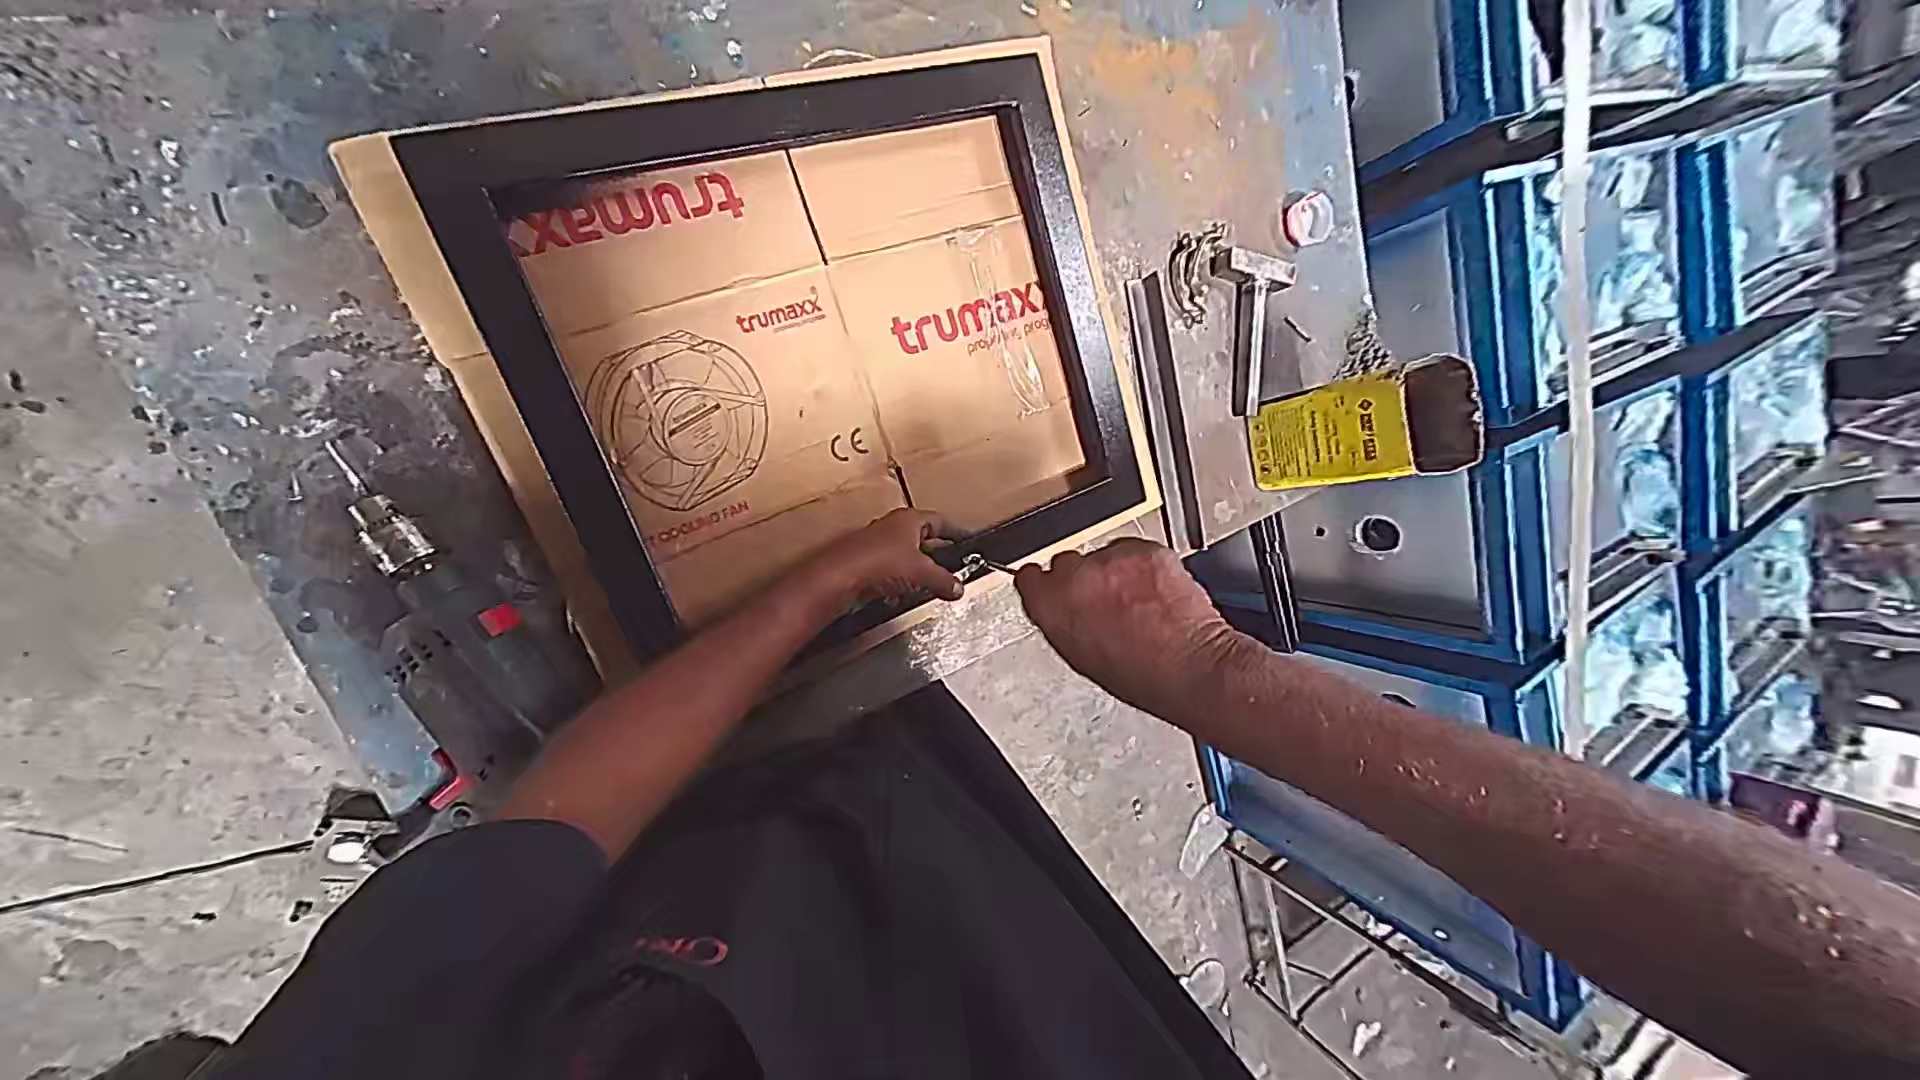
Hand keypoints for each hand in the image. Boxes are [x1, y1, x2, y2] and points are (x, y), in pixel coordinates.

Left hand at [799, 508, 964, 613]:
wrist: (839, 579)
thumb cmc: (877, 562)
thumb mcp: (922, 572)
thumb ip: (944, 580)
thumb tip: (957, 587)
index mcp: (908, 519)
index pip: (940, 521)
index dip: (955, 531)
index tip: (966, 538)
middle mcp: (891, 528)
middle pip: (922, 541)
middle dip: (935, 557)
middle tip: (950, 569)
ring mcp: (876, 546)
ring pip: (904, 559)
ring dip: (915, 574)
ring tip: (927, 587)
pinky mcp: (864, 565)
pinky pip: (888, 575)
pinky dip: (897, 586)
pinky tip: (900, 597)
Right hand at [1014, 538, 1241, 714]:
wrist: (1188, 665)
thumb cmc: (1139, 673)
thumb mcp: (1078, 656)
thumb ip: (1059, 621)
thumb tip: (1058, 610)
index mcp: (1051, 607)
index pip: (1029, 577)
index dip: (1043, 583)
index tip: (1051, 585)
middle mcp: (1076, 577)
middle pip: (1067, 563)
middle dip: (1083, 578)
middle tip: (1106, 600)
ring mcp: (1110, 561)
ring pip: (1104, 555)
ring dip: (1116, 572)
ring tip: (1138, 601)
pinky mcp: (1143, 550)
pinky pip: (1136, 550)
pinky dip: (1145, 565)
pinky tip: (1155, 592)